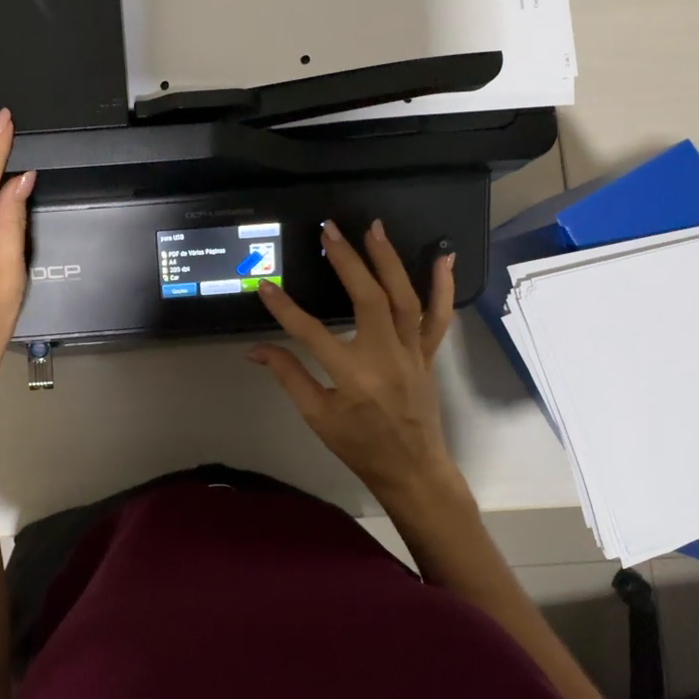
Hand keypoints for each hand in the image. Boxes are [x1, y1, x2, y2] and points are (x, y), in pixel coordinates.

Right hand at [249, 220, 460, 495]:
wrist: (412, 470)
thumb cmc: (359, 446)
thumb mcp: (317, 416)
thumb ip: (288, 376)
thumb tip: (255, 349)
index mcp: (353, 376)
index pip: (311, 332)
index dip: (285, 308)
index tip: (265, 286)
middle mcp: (386, 357)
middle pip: (368, 299)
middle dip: (347, 261)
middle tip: (330, 230)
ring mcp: (412, 353)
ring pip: (404, 298)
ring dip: (388, 260)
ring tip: (374, 228)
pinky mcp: (428, 354)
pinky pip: (439, 317)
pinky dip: (443, 286)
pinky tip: (443, 257)